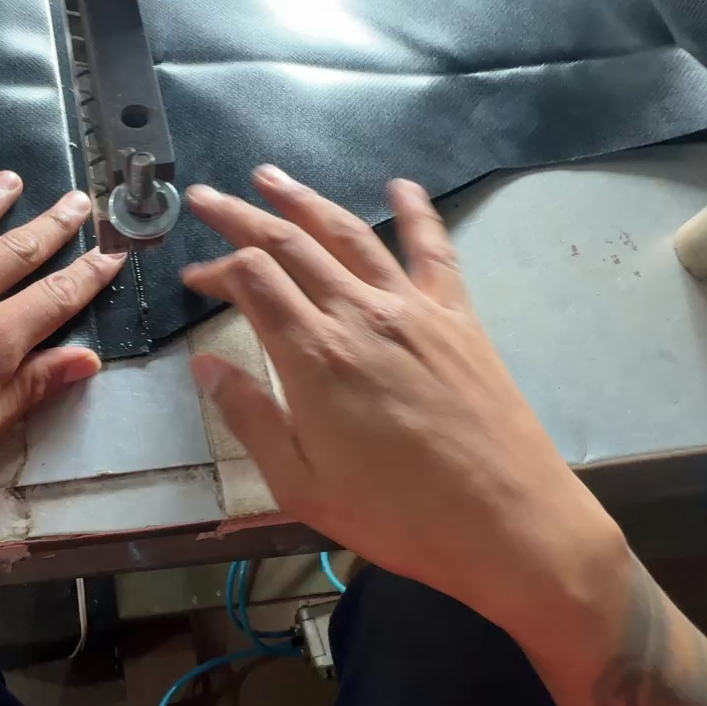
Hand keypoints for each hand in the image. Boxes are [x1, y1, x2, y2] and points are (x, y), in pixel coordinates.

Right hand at [183, 166, 628, 645]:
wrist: (513, 529)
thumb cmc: (396, 515)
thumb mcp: (299, 482)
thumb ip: (247, 415)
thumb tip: (203, 364)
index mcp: (315, 355)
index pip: (252, 280)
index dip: (216, 269)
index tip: (194, 278)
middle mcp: (360, 314)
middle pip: (289, 244)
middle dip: (240, 216)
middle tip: (207, 197)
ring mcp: (413, 309)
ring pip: (348, 235)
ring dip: (305, 200)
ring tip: (271, 177)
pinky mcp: (458, 317)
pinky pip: (434, 250)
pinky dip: (416, 212)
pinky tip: (401, 186)